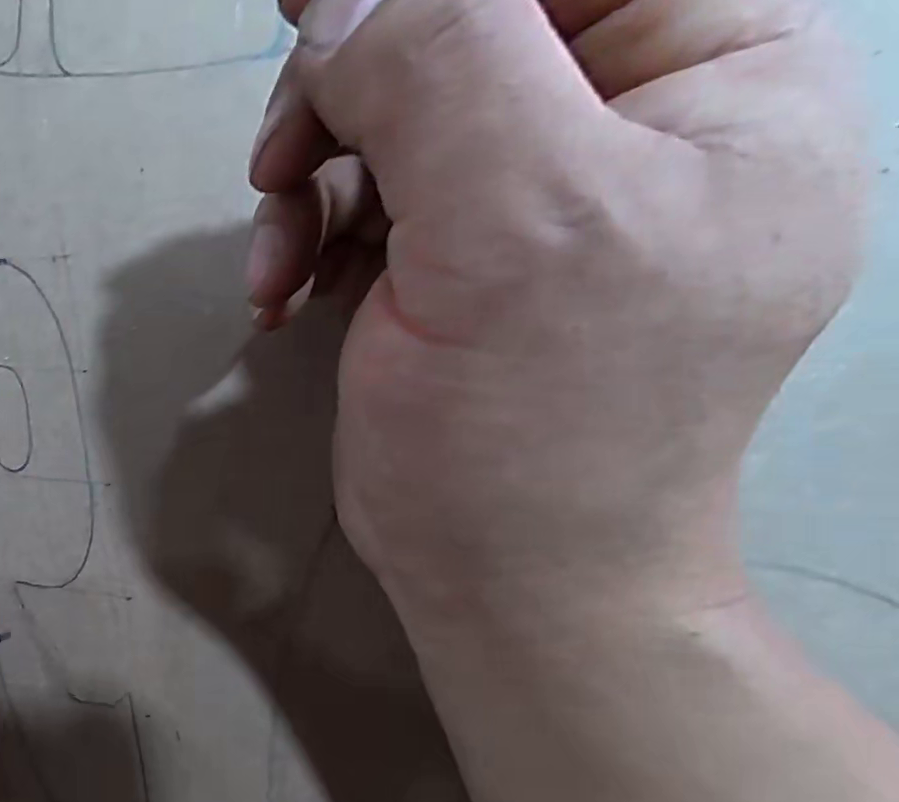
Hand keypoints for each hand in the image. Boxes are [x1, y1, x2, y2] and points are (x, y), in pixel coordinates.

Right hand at [246, 0, 866, 622]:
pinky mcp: (441, 270)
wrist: (501, 572)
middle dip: (342, 105)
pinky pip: (360, 209)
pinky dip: (306, 242)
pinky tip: (284, 296)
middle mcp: (613, 127)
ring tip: (275, 273)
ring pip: (387, 131)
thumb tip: (339, 8)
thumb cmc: (536, 421)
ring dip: (306, 191)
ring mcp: (517, 205)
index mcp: (704, 76)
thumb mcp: (514, 228)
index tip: (305, 18)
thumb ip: (440, 76)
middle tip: (271, 175)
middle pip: (452, 39)